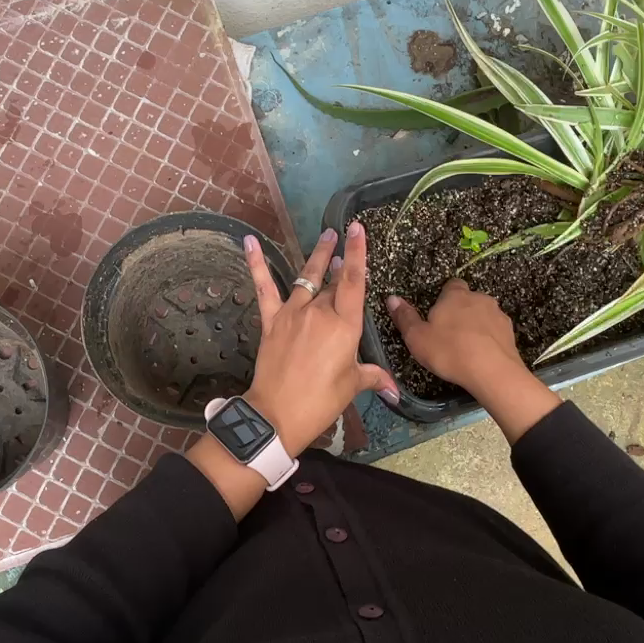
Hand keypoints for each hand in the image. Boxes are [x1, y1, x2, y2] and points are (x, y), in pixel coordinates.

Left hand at [241, 222, 398, 450]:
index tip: (357, 228)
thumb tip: (393, 389)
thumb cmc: (320, 401)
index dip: (357, 252)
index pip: (353, 281)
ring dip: (317, 256)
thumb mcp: (352, 386)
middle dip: (340, 265)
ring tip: (325, 236)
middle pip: (332, 283)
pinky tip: (249, 241)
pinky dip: (256, 263)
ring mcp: (292, 313)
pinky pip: (264, 288)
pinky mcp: (271, 321)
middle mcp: (319, 312)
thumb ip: (372, 377)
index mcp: (344, 325)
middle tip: (344, 244)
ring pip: (306, 277)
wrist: (277, 414)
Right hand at [386, 279, 559, 443]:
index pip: (451, 285)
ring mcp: (497, 314)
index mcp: (455, 295)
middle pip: (467, 300)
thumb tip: (392, 298)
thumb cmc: (449, 351)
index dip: (444, 298)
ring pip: (483, 315)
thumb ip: (404, 317)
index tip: (437, 315)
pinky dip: (488, 339)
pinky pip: (495, 331)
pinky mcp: (509, 332)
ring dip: (475, 325)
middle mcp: (479, 298)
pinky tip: (481, 355)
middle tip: (447, 334)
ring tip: (465, 347)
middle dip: (460, 312)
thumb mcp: (417, 338)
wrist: (492, 372)